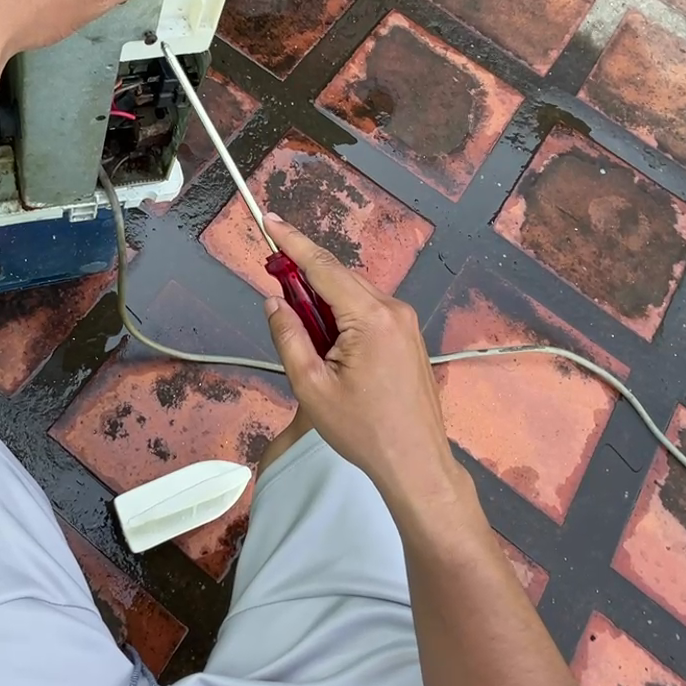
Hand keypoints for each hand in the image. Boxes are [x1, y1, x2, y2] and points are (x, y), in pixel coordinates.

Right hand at [261, 214, 467, 503]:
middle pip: (338, 277)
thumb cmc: (362, 429)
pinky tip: (327, 338)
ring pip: (353, 293)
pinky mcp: (409, 336)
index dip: (292, 242)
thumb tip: (273, 301)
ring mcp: (406, 322)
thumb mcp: (310, 386)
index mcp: (369, 318)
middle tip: (271, 278)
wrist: (417, 464)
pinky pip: (367, 309)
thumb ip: (288, 336)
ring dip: (321, 298)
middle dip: (302, 273)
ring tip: (300, 326)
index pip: (323, 267)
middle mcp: (393, 310)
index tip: (268, 220)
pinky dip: (341, 312)